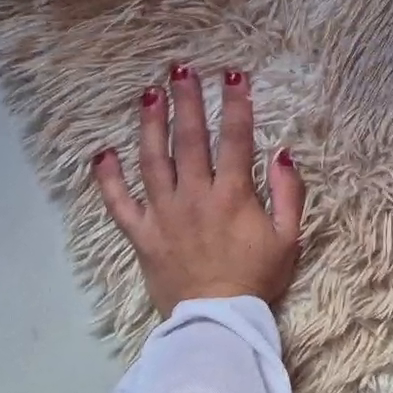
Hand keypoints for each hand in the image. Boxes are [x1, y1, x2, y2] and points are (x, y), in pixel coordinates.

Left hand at [93, 65, 304, 315]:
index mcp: (234, 195)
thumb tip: (284, 152)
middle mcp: (196, 197)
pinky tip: (102, 153)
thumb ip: (290, 192)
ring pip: (153, 161)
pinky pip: (119, 204)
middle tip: (181, 70)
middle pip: (190, 140)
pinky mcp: (142, 236)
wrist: (217, 322)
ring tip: (148, 94)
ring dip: (151, 125)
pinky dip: (108, 179)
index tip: (233, 75)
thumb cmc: (258, 277)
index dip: (236, 104)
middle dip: (187, 101)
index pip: (235, 139)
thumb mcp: (290, 236)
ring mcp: (164, 215)